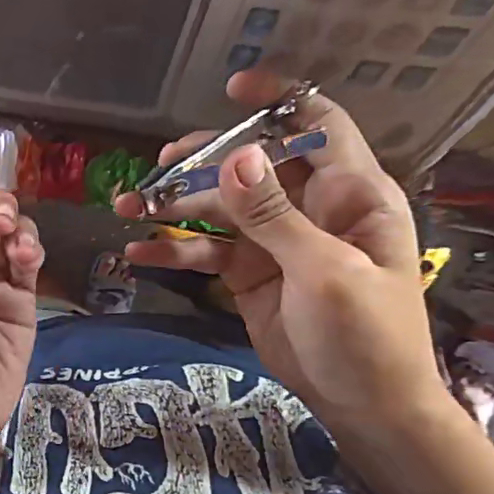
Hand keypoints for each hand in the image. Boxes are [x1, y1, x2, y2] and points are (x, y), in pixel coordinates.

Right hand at [114, 70, 445, 428]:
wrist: (364, 405)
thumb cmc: (366, 335)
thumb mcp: (324, 271)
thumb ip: (275, 214)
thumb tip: (235, 157)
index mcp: (350, 194)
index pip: (318, 125)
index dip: (279, 100)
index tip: (232, 88)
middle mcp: (311, 207)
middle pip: (252, 166)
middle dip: (204, 162)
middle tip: (159, 167)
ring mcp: (276, 241)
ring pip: (220, 208)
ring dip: (175, 207)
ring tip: (127, 207)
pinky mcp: (249, 274)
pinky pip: (207, 252)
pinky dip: (174, 251)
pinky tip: (138, 254)